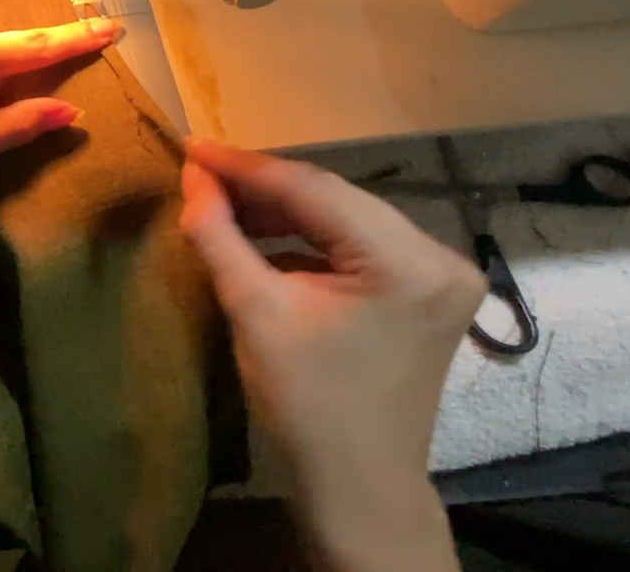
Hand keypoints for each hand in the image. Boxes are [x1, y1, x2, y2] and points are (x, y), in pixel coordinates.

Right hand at [178, 139, 482, 571]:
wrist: (359, 482)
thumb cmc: (305, 402)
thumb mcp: (252, 310)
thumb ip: (219, 233)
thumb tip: (193, 175)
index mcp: (405, 263)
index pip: (312, 190)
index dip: (243, 166)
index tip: (191, 147)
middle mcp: (437, 255)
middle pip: (331, 196)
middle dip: (260, 184)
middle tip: (200, 173)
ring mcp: (439, 271)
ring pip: (341, 212)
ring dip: (281, 206)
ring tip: (222, 201)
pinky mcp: (425, 286)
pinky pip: (355, 238)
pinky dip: (305, 231)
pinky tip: (262, 231)